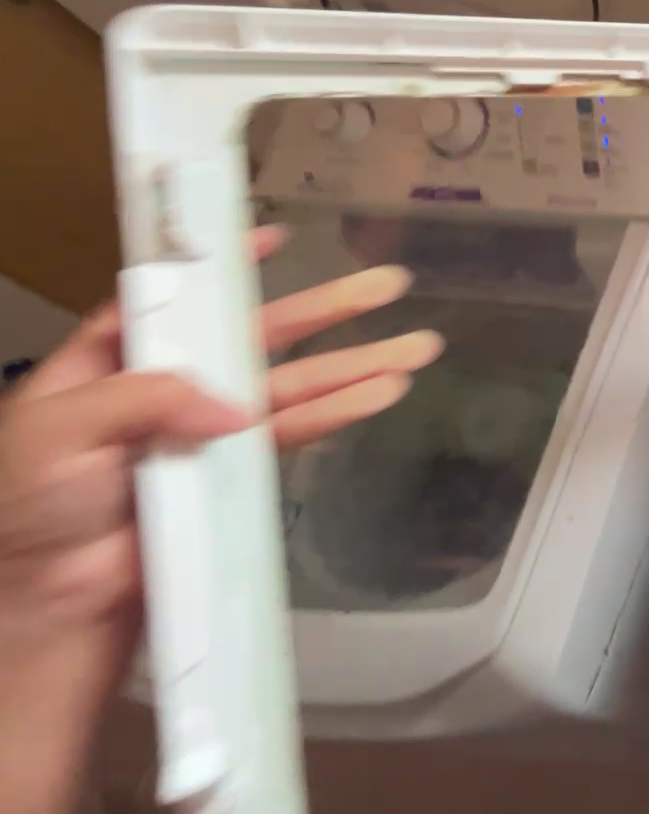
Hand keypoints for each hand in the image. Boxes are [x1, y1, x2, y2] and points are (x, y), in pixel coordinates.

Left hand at [0, 225, 441, 632]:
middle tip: (389, 284)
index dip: (222, 270)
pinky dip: (344, 409)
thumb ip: (142, 398)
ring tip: (419, 348)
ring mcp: (214, 427)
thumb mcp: (53, 433)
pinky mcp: (245, 466)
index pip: (173, 302)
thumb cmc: (28, 507)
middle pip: (260, 336)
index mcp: (113, 364)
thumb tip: (236, 405)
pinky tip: (386, 391)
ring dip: (361, 362)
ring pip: (298, 382)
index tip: (276, 239)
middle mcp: (172, 387)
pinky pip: (302, 428)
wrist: (53, 600)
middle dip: (330, 310)